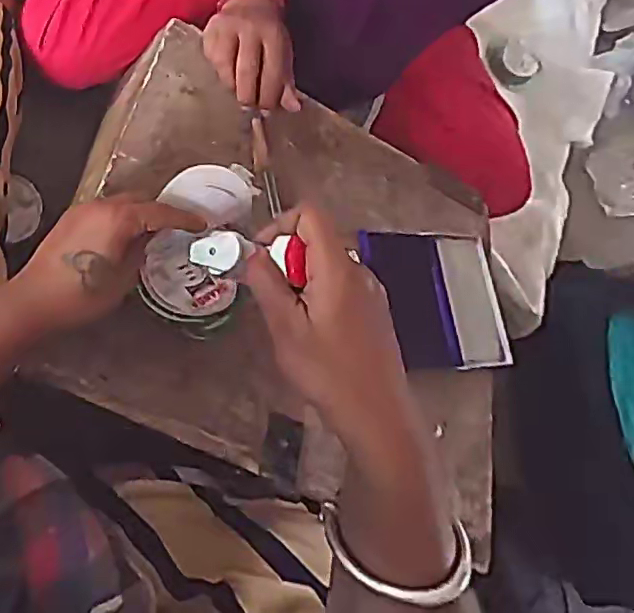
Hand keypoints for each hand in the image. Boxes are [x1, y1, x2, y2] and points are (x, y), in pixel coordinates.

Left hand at [4, 196, 204, 333]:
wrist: (32, 300)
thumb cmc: (82, 295)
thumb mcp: (123, 278)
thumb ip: (142, 251)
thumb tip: (152, 238)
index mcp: (119, 217)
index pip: (160, 211)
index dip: (183, 217)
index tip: (200, 223)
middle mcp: (102, 205)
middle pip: (140, 199)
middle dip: (160, 211)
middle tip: (177, 227)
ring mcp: (83, 209)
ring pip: (120, 202)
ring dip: (138, 213)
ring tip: (151, 232)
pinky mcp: (70, 218)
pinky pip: (104, 209)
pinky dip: (119, 216)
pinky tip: (122, 236)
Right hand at [202, 0, 301, 112]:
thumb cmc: (269, 32)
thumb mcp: (283, 52)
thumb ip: (286, 80)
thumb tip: (292, 108)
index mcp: (273, 34)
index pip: (272, 71)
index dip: (269, 95)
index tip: (267, 108)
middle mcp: (249, 28)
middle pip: (246, 72)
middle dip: (247, 95)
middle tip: (249, 105)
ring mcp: (227, 27)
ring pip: (224, 68)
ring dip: (231, 85)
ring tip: (237, 88)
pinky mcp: (210, 30)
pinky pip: (211, 60)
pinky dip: (219, 72)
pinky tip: (227, 72)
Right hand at [239, 205, 424, 461]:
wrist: (380, 419)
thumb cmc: (329, 373)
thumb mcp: (286, 329)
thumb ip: (266, 283)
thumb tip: (252, 252)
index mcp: (339, 268)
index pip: (310, 214)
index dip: (280, 224)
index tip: (262, 257)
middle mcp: (359, 270)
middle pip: (316, 239)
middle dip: (287, 261)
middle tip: (277, 302)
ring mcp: (371, 290)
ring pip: (325, 264)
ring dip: (301, 280)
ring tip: (294, 324)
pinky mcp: (374, 310)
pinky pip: (339, 283)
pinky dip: (318, 294)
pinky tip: (316, 334)